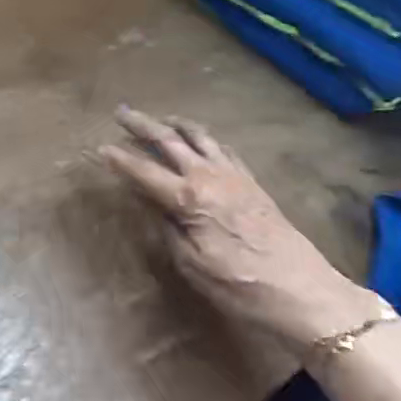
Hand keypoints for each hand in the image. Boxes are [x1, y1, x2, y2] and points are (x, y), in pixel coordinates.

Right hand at [99, 107, 389, 352]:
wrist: (300, 288)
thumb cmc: (240, 285)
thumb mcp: (193, 264)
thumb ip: (168, 229)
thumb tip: (149, 203)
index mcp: (189, 198)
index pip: (145, 173)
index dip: (121, 160)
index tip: (100, 147)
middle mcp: (208, 176)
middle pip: (169, 141)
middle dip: (143, 125)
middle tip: (122, 112)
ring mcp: (233, 174)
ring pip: (199, 137)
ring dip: (176, 124)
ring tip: (162, 118)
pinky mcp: (251, 180)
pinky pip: (223, 148)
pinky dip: (206, 138)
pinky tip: (203, 141)